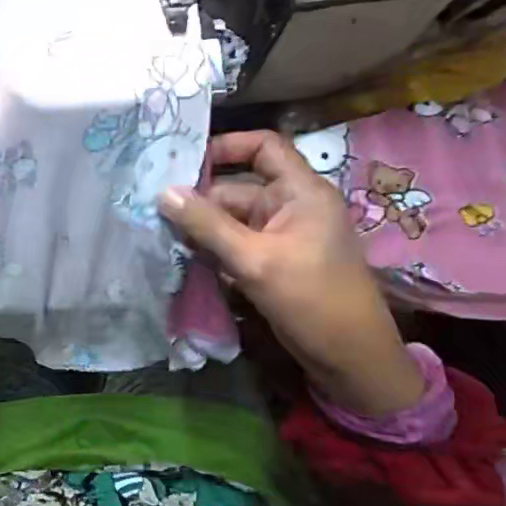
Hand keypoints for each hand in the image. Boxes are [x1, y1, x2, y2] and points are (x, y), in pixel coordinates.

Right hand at [160, 130, 424, 416]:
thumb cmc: (311, 300)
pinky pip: (236, 244)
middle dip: (199, 199)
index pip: (263, 147)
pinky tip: (183, 257)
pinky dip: (212, 249)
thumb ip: (207, 226)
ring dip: (201, 228)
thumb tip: (163, 193)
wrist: (349, 358)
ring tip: (162, 234)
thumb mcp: (254, 260)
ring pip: (231, 219)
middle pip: (237, 187)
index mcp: (301, 191)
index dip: (226, 147)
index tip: (184, 161)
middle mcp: (291, 206)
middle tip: (156, 209)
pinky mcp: (272, 262)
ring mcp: (281, 236)